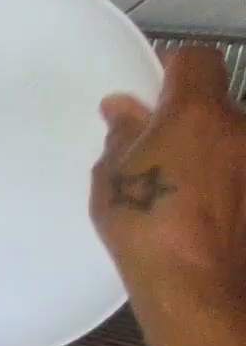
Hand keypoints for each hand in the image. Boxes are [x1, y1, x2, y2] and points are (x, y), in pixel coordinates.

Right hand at [93, 47, 245, 345]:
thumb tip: (127, 109)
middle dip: (186, 116)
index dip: (171, 67)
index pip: (196, 62)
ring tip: (176, 180)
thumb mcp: (112, 177)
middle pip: (218, 103)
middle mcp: (244, 128)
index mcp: (198, 116)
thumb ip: (123, 136)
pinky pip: (237, 165)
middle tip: (150, 142)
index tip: (150, 83)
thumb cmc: (145, 224)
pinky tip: (200, 201)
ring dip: (209, 147)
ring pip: (232, 137)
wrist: (200, 283)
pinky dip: (222, 173)